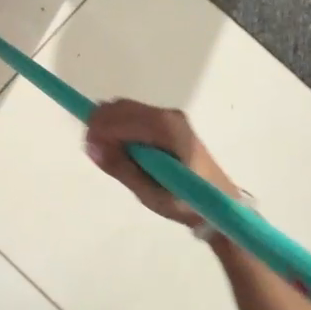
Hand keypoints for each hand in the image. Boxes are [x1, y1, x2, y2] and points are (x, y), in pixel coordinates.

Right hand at [84, 99, 240, 227]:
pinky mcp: (166, 121)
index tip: (91, 149)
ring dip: (110, 128)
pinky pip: (132, 115)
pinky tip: (126, 151)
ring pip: (124, 109)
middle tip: (99, 155)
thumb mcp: (150, 194)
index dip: (99, 129)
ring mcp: (169, 116)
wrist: (220, 202)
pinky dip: (120, 128)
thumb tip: (91, 145)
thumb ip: (121, 168)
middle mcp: (168, 115)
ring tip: (113, 156)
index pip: (122, 116)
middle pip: (120, 107)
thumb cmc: (187, 202)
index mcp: (168, 130)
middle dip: (102, 127)